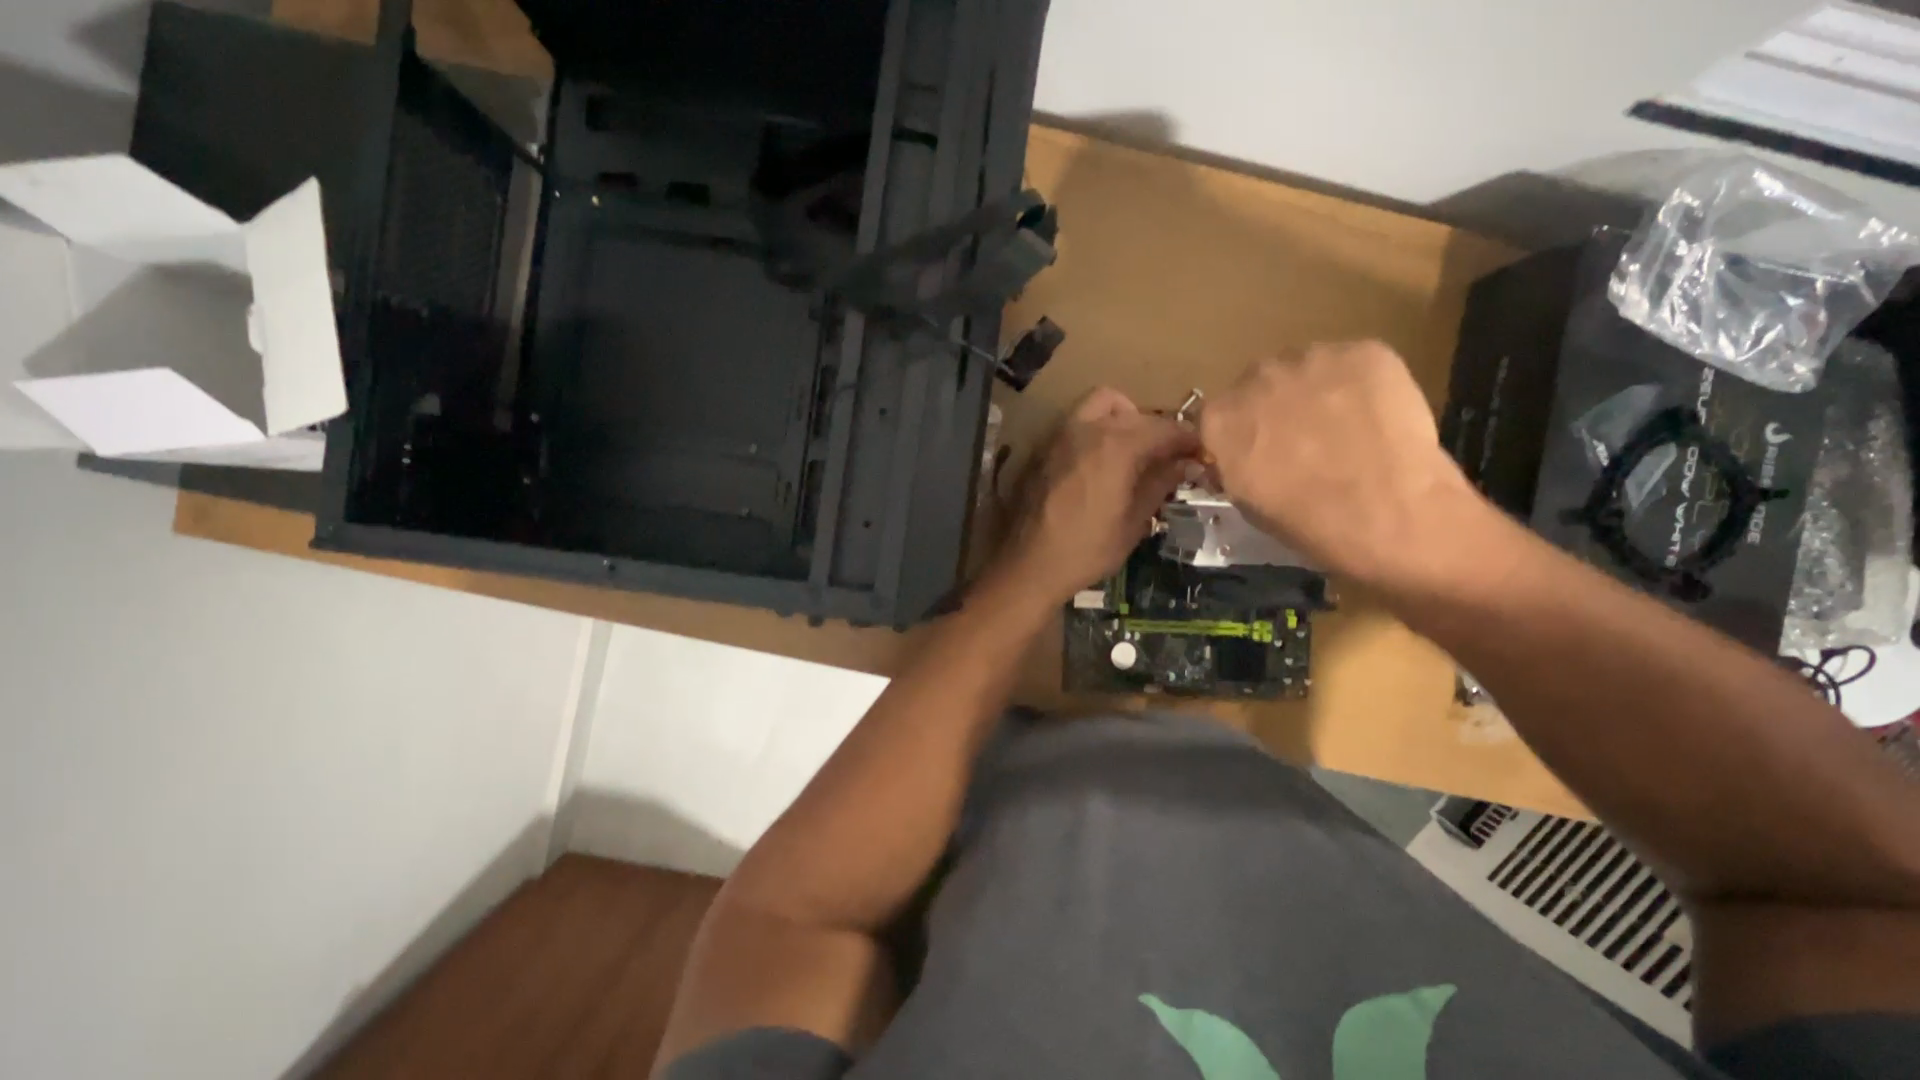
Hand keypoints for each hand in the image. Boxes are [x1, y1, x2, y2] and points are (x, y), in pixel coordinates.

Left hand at [993, 387, 1198, 604]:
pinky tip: (1105, 461)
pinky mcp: (1044, 447)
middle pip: (1135, 412)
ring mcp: (1061, 434)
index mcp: (1116, 446)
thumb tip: (1185, 463)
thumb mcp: (1133, 522)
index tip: (1201, 454)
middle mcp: (1088, 429)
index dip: (1187, 439)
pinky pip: (1078, 422)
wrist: (1028, 565)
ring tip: (1136, 450)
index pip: (1164, 428)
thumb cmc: (1086, 550)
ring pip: (1101, 404)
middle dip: (1158, 428)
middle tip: (1170, 456)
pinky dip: (1098, 428)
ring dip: (1125, 418)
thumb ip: (1159, 484)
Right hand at [1198, 341, 1481, 586]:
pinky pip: (1356, 363)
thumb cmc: (1309, 521)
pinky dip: (1364, 384)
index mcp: (1221, 417)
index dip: (1243, 431)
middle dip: (1280, 405)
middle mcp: (1258, 376)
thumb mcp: (1248, 503)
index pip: (1221, 413)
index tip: (1262, 450)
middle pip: (1263, 382)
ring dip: (1320, 390)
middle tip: (1308, 439)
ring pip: (1310, 367)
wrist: (1386, 511)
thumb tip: (1243, 454)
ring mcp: (1312, 358)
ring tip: (1349, 427)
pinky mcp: (1364, 351)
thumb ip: (1235, 464)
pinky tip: (1378, 417)